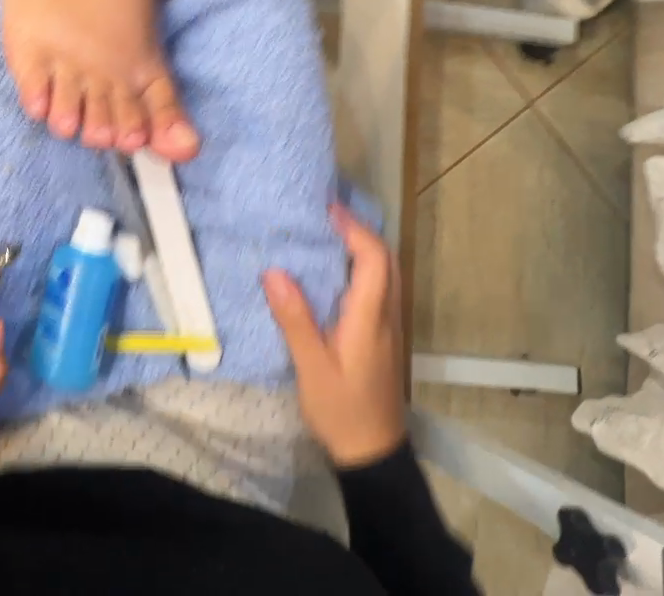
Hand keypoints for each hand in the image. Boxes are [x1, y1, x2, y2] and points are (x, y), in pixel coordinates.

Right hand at [264, 204, 407, 467]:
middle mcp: (386, 317)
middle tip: (324, 215)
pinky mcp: (381, 338)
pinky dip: (361, 268)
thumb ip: (295, 319)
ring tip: (326, 233)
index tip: (325, 209)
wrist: (372, 453)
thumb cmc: (341, 409)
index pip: (374, 261)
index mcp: (370, 319)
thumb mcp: (311, 367)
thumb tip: (275, 271)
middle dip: (361, 231)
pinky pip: (378, 289)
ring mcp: (388, 328)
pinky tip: (332, 271)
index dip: (354, 230)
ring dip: (363, 248)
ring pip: (386, 275)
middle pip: (387, 261)